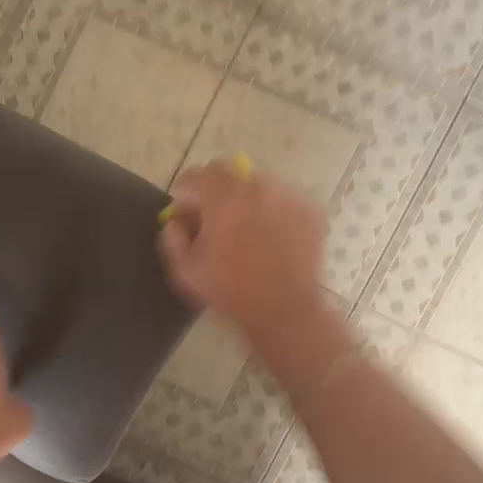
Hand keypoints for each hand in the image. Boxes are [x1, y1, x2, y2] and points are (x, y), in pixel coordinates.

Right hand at [158, 163, 329, 347]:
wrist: (284, 309)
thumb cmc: (230, 293)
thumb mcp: (187, 273)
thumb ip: (173, 240)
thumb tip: (175, 221)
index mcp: (223, 202)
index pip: (197, 175)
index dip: (185, 191)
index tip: (184, 210)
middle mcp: (257, 189)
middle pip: (228, 174)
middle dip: (215, 191)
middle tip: (214, 219)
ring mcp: (288, 196)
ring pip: (258, 185)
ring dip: (245, 201)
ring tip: (246, 231)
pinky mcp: (309, 208)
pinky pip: (283, 199)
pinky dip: (271, 212)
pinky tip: (269, 239)